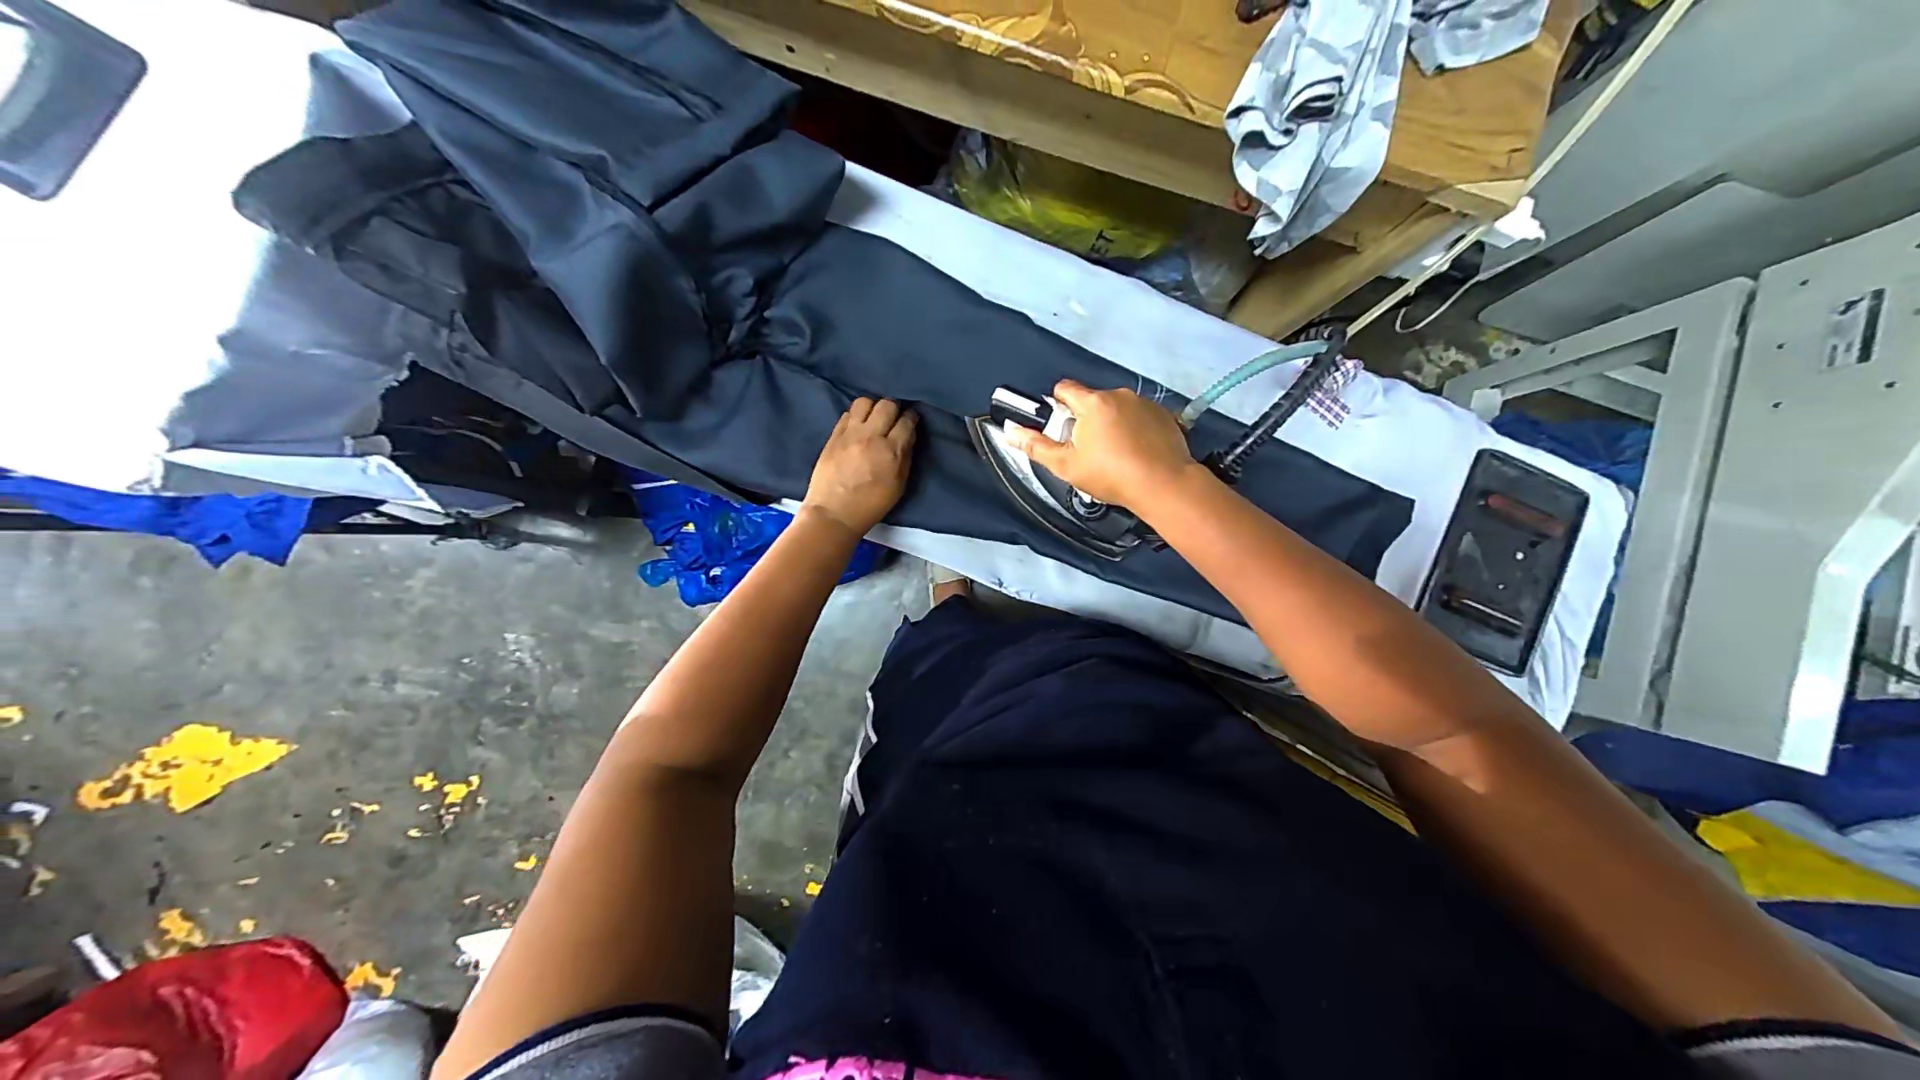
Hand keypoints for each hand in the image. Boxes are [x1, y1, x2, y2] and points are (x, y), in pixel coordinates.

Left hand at [802, 397, 916, 537]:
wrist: (835, 513)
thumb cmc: (871, 504)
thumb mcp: (899, 485)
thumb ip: (906, 457)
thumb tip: (908, 436)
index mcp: (891, 451)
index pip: (906, 421)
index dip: (911, 417)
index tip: (910, 420)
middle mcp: (871, 436)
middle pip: (887, 405)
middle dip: (893, 408)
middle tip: (892, 418)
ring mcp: (850, 434)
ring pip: (865, 402)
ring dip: (872, 408)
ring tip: (873, 419)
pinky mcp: (834, 436)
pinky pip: (847, 414)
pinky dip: (855, 416)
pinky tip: (857, 427)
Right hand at [1005, 379, 1195, 510]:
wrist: (1163, 485)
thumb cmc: (1112, 475)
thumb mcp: (1066, 465)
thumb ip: (1036, 446)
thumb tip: (1011, 432)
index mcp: (1092, 402)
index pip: (1065, 388)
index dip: (1057, 405)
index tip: (1061, 427)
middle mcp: (1119, 395)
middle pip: (1092, 400)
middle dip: (1086, 420)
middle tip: (1088, 450)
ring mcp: (1144, 403)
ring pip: (1117, 408)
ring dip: (1112, 424)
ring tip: (1115, 454)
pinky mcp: (1164, 415)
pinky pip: (1140, 416)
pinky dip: (1135, 429)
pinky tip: (1136, 452)